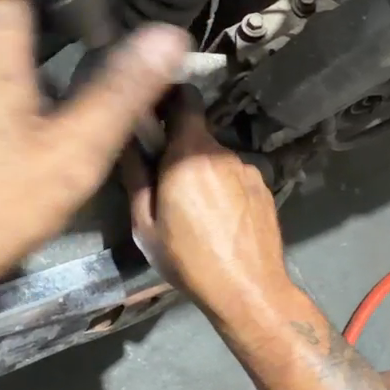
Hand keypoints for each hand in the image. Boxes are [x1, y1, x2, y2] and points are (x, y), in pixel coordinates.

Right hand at [123, 90, 290, 320]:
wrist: (248, 290)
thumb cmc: (188, 261)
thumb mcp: (145, 227)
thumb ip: (135, 178)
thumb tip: (126, 143)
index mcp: (188, 154)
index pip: (183, 99)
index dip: (167, 99)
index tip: (152, 115)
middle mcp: (221, 152)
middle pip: (196, 135)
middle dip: (178, 150)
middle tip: (164, 184)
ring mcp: (247, 168)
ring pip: (215, 159)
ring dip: (201, 173)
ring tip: (194, 212)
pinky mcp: (264, 186)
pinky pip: (234, 177)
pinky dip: (223, 189)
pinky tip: (219, 221)